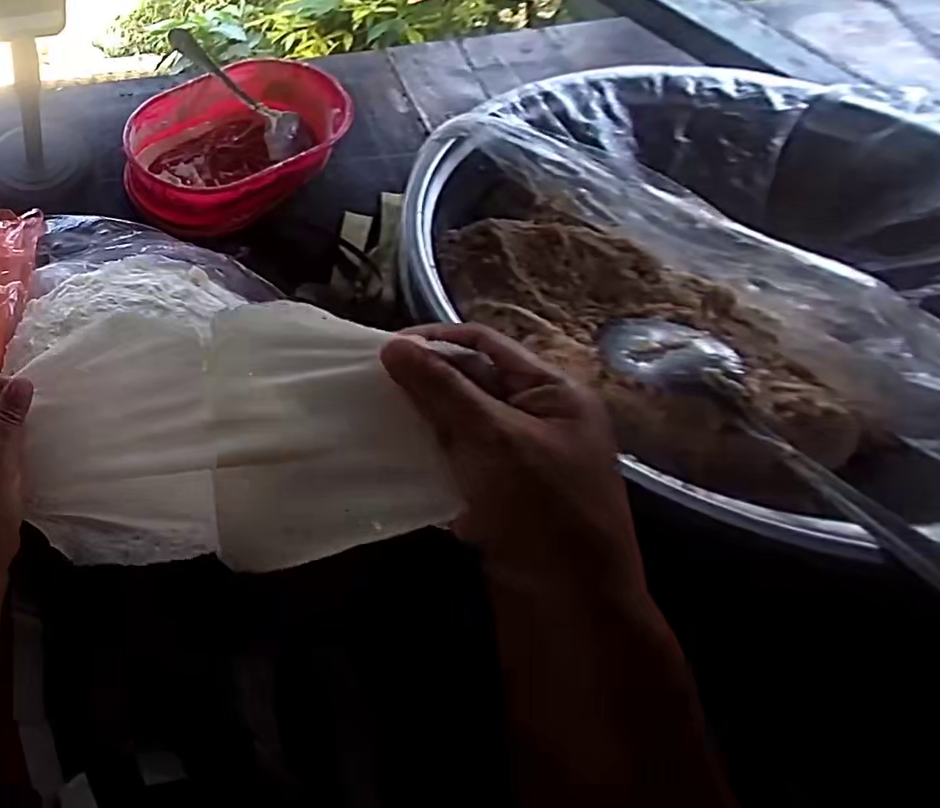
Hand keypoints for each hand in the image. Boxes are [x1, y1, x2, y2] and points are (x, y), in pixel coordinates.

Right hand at [381, 323, 643, 595]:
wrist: (567, 602)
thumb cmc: (541, 508)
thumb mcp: (491, 437)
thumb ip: (441, 387)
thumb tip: (391, 345)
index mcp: (553, 391)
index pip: (485, 342)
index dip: (435, 338)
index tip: (386, 348)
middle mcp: (536, 413)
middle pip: (468, 375)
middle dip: (422, 375)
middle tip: (372, 379)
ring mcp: (515, 449)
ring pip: (456, 412)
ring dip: (419, 408)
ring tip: (374, 407)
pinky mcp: (494, 480)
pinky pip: (453, 445)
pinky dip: (425, 440)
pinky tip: (393, 441)